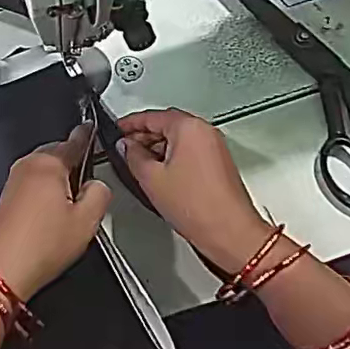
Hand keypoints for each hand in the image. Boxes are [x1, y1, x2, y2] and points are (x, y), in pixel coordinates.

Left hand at [0, 126, 110, 298]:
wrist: (1, 271)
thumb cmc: (37, 247)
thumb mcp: (87, 221)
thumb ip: (101, 192)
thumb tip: (99, 185)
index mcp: (48, 163)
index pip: (75, 140)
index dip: (88, 136)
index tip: (91, 129)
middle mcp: (28, 166)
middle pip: (59, 155)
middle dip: (74, 168)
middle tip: (88, 192)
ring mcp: (14, 180)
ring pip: (46, 173)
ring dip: (60, 185)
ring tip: (68, 215)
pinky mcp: (8, 197)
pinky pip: (34, 186)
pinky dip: (45, 197)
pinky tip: (51, 221)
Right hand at [117, 109, 274, 269]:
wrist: (230, 232)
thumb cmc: (200, 207)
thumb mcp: (151, 178)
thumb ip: (132, 156)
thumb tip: (127, 147)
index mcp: (189, 128)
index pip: (151, 116)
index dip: (129, 123)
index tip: (119, 129)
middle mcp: (205, 132)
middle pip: (166, 124)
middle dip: (143, 135)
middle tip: (126, 147)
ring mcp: (214, 147)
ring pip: (178, 138)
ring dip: (158, 147)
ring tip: (140, 164)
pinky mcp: (218, 162)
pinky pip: (189, 150)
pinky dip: (172, 156)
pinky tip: (160, 174)